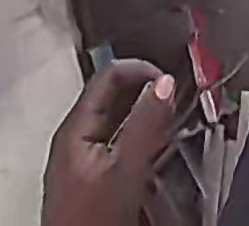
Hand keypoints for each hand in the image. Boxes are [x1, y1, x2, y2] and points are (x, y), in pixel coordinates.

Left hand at [42, 60, 176, 225]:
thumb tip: (165, 83)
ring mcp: (85, 159)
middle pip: (115, 94)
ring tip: (171, 119)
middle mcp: (76, 139)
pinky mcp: (96, 177)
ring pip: (121, 117)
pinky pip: (123, 140)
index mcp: (75, 130)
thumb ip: (146, 123)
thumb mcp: (125, 171)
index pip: (110, 75)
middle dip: (148, 91)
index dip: (142, 70)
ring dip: (148, 113)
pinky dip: (144, 135)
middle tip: (173, 98)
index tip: (168, 82)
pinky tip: (159, 146)